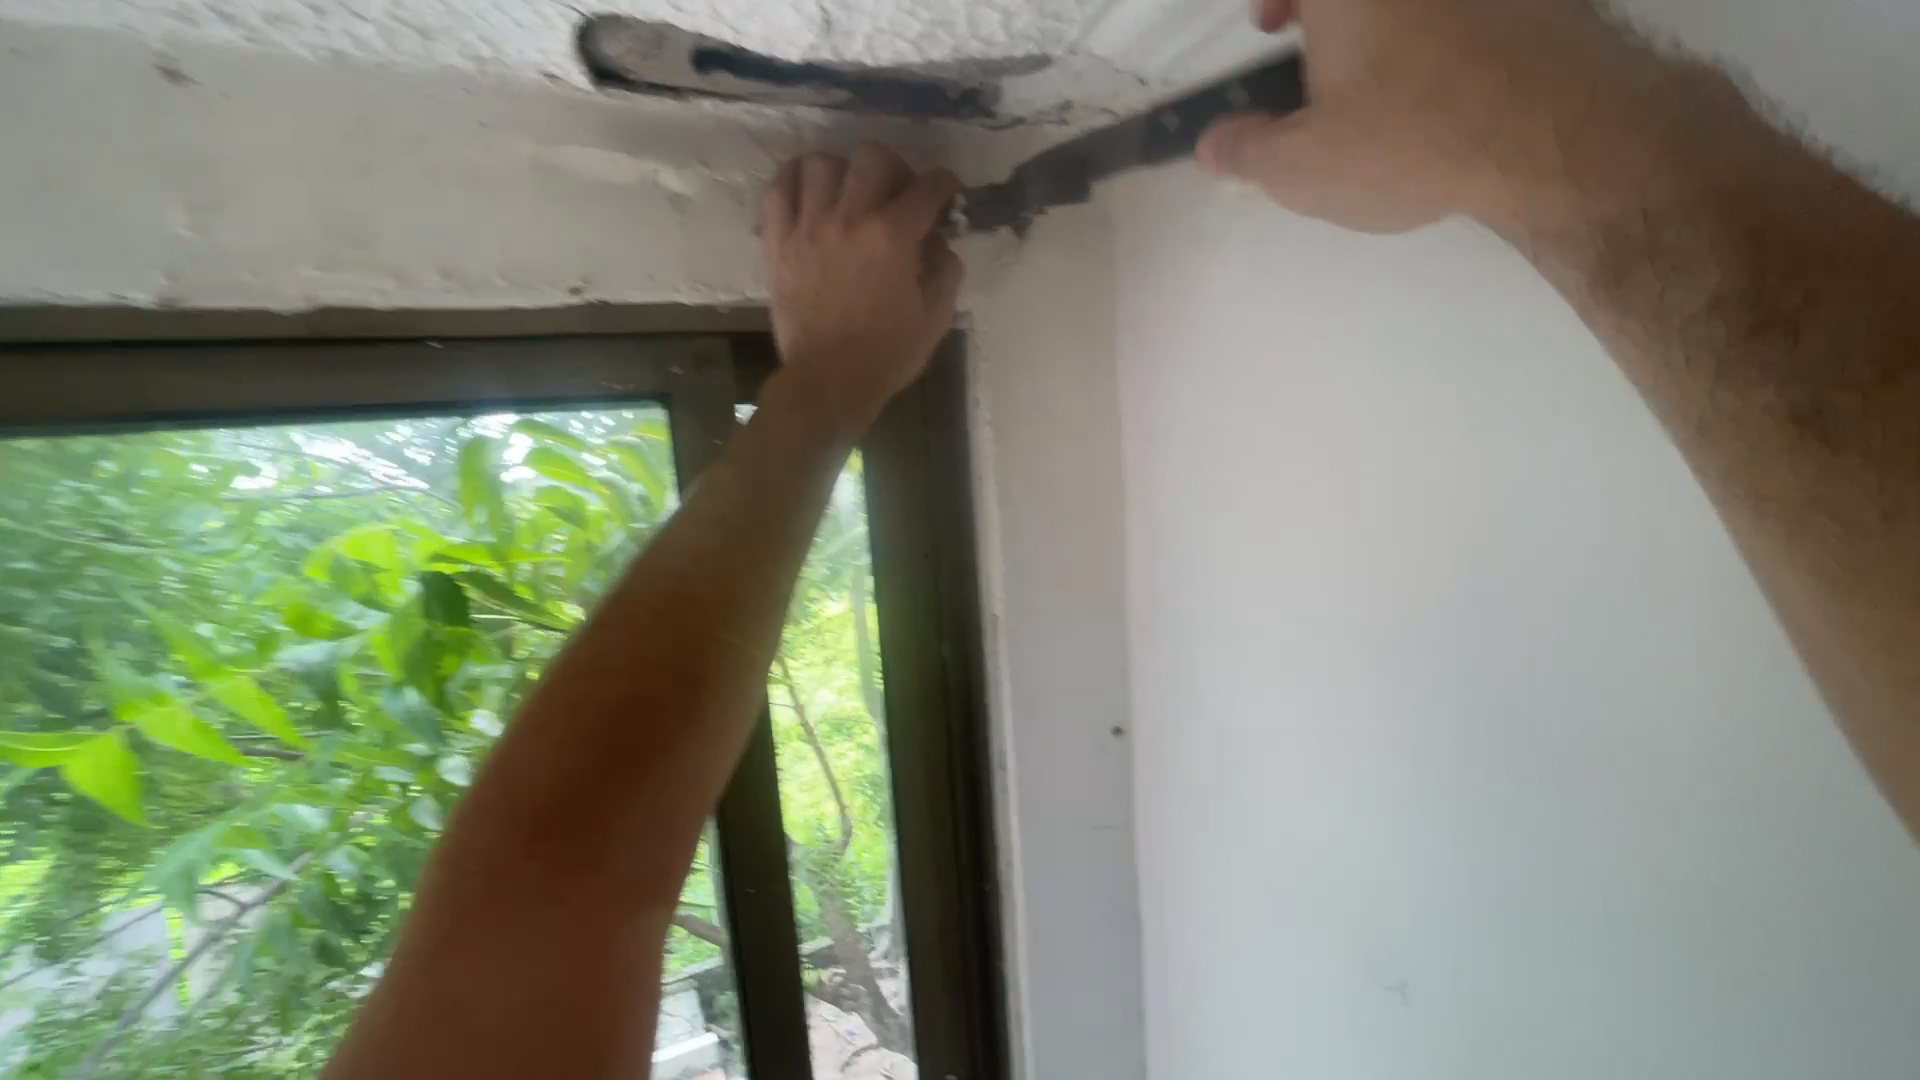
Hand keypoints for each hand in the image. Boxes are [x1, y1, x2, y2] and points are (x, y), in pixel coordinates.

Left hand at [762, 142, 965, 424]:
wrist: (829, 382)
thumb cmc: (887, 355)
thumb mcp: (936, 318)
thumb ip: (946, 269)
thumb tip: (940, 240)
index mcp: (893, 237)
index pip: (927, 187)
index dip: (944, 185)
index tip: (945, 194)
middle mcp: (850, 219)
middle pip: (872, 156)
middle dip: (894, 168)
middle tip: (897, 193)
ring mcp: (808, 227)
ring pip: (821, 163)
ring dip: (843, 172)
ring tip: (849, 194)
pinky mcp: (778, 242)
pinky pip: (777, 189)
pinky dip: (794, 180)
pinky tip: (808, 191)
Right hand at [1197, 0, 1683, 232]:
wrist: (1550, 135)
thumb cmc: (1404, 141)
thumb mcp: (1298, 166)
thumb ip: (1244, 152)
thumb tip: (1211, 144)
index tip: (1269, 24)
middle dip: (1330, 10)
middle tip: (1316, 50)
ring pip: (1414, 5)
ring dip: (1387, 20)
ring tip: (1376, 79)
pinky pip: (1469, 12)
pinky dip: (1443, 34)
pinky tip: (1440, 86)